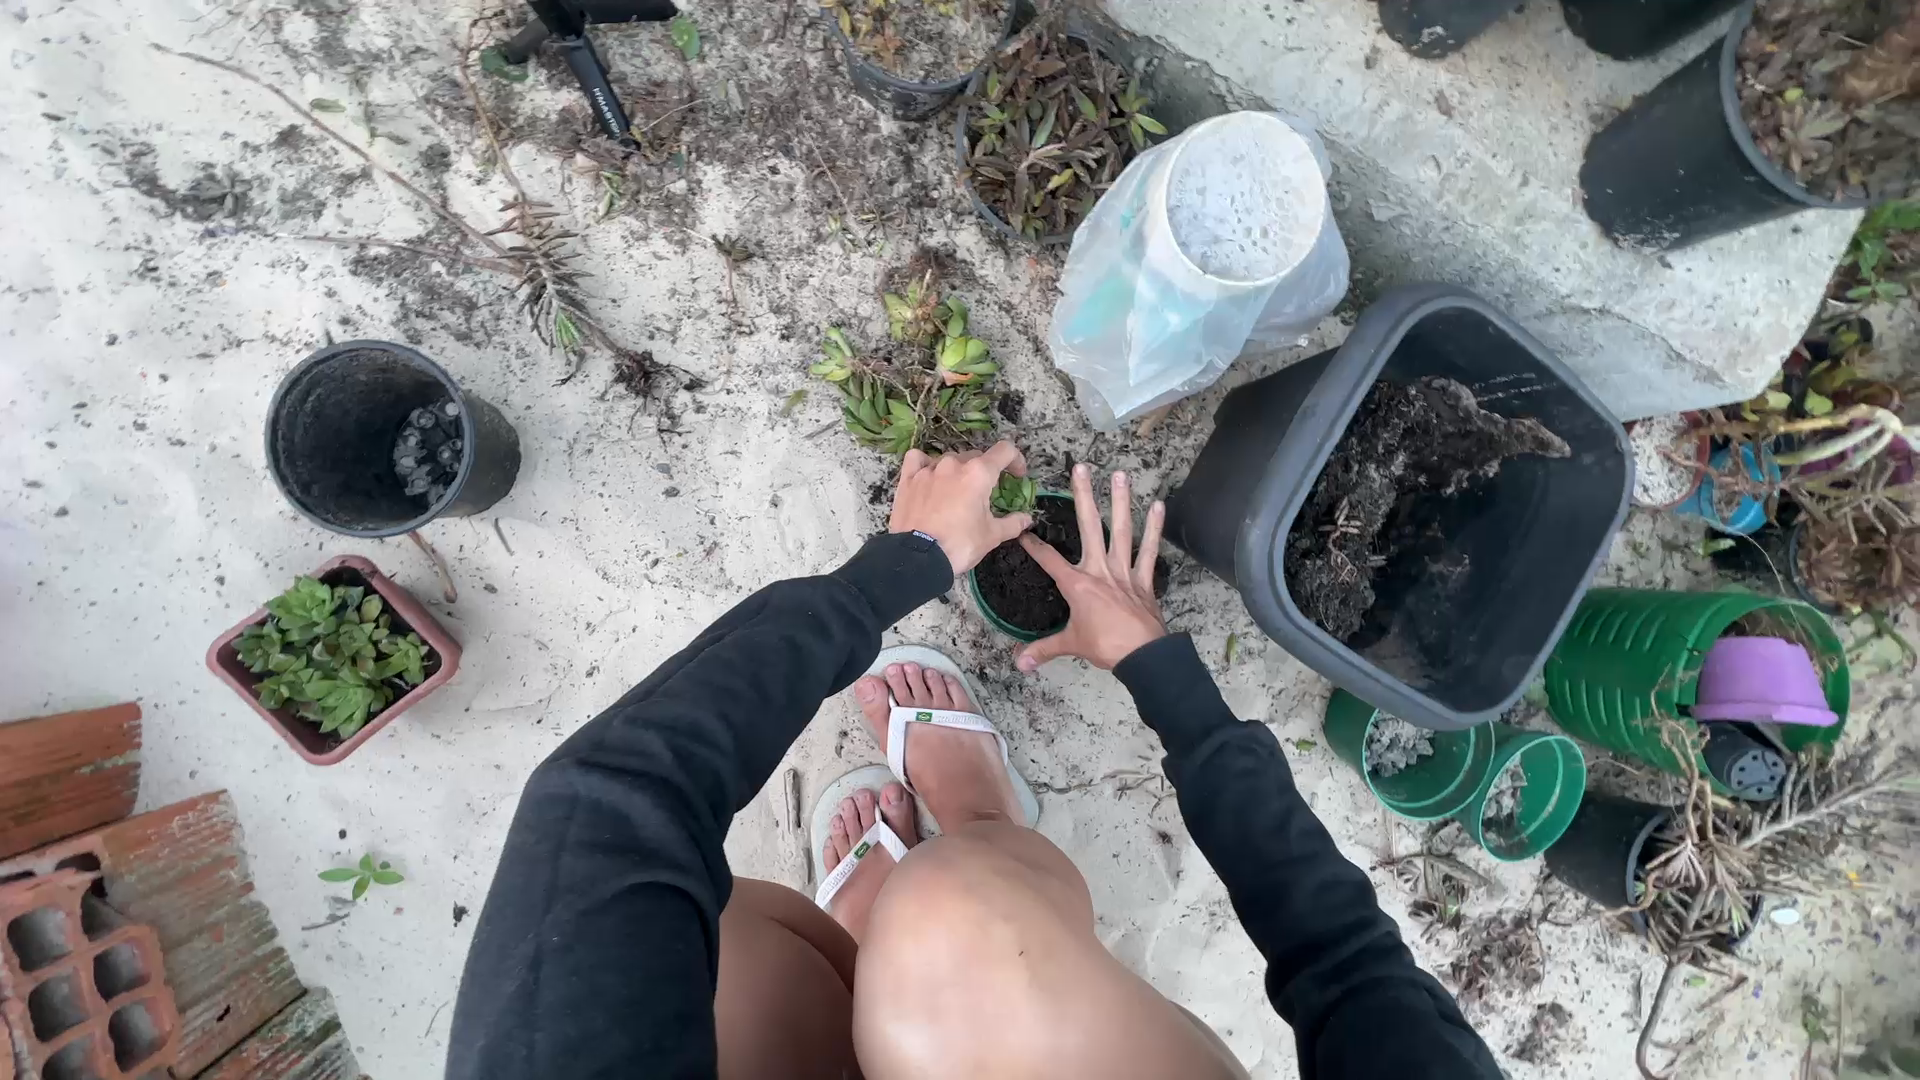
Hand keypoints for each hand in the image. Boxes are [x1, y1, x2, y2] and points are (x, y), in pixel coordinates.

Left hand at [889, 441, 1032, 573]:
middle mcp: (953, 464)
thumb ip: (1013, 523)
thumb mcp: (992, 536)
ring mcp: (928, 469)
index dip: (1016, 460)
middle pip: (976, 457)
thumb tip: (1027, 519)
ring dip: (959, 470)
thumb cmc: (959, 545)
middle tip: (986, 493)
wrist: (917, 559)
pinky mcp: (908, 478)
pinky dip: (926, 463)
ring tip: (957, 491)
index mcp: (978, 474)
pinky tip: (929, 475)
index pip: (1005, 451)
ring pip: (950, 459)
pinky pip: (918, 459)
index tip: (1017, 475)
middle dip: (986, 472)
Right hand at [1014, 464, 1167, 671]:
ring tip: (1120, 474)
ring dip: (1121, 501)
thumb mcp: (1069, 645)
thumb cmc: (1104, 646)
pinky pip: (1150, 551)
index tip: (1023, 531)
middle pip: (1089, 526)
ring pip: (1121, 530)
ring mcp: (1124, 571)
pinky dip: (1154, 529)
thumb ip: (1043, 650)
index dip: (1033, 546)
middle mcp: (1099, 570)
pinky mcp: (1144, 579)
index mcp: (1077, 584)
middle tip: (1081, 468)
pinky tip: (1158, 507)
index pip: (1048, 560)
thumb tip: (1018, 663)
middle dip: (1083, 496)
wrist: (1142, 655)